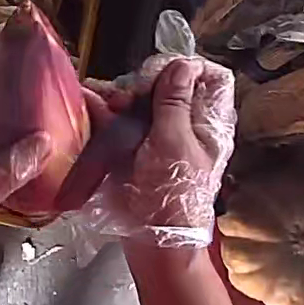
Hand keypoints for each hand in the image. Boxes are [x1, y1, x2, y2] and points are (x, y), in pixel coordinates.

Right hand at [84, 55, 234, 246]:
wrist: (152, 239)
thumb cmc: (172, 195)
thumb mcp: (174, 143)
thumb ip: (174, 102)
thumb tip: (181, 64)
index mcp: (209, 122)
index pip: (212, 77)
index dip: (189, 68)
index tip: (163, 74)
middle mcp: (187, 122)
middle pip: (170, 81)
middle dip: (146, 81)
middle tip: (130, 96)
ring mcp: (159, 132)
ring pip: (143, 96)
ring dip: (122, 92)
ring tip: (108, 101)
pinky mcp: (135, 143)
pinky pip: (121, 115)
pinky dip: (106, 106)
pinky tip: (91, 99)